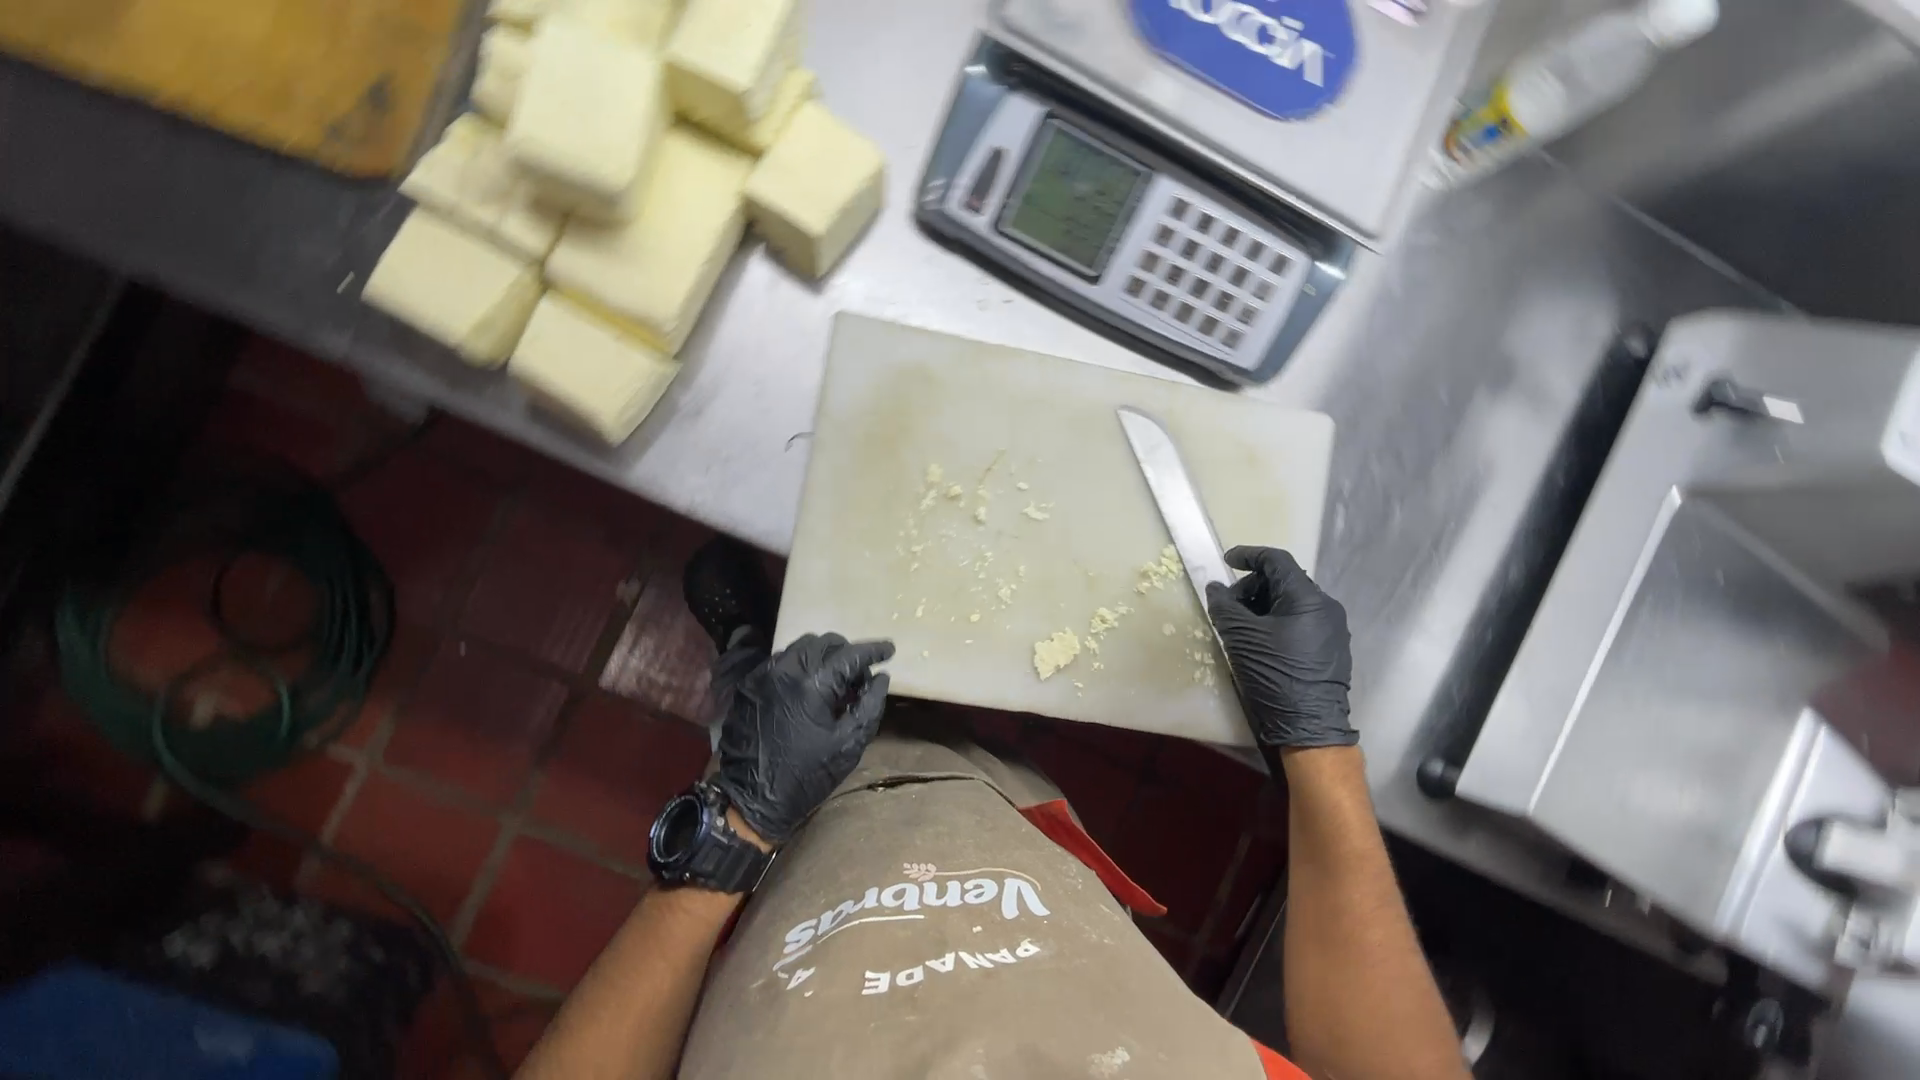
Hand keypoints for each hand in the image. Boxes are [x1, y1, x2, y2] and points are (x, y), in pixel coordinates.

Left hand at [715, 633, 893, 843]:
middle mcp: (784, 671)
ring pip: (799, 648)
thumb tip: (881, 678)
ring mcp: (761, 676)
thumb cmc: (807, 776)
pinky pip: (779, 662)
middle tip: (858, 676)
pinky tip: (806, 687)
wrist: (751, 800)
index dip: (874, 650)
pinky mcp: (747, 686)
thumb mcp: (849, 745)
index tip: (889, 650)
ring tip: (832, 681)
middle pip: (823, 643)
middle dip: (846, 653)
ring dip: (821, 657)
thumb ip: (870, 706)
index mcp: (812, 685)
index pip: (850, 655)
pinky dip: (799, 666)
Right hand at [1205, 546, 1356, 750]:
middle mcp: (1325, 607)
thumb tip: (1216, 588)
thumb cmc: (1274, 674)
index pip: (1276, 560)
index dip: (1248, 556)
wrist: (1308, 726)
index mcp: (1307, 598)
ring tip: (1240, 628)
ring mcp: (1331, 630)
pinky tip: (1259, 642)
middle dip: (1252, 588)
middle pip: (1283, 581)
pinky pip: (1299, 622)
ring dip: (1262, 607)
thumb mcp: (1241, 638)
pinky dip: (1276, 623)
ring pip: (1290, 603)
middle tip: (1228, 606)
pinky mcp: (1329, 650)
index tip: (1226, 562)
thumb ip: (1225, 606)